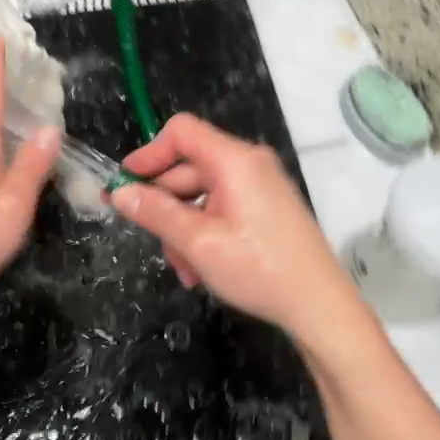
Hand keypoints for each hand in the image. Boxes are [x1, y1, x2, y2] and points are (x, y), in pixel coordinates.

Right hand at [111, 114, 355, 338]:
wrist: (320, 307)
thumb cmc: (259, 269)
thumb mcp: (198, 242)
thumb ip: (156, 213)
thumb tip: (120, 193)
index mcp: (234, 161)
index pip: (181, 132)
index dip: (149, 153)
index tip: (126, 183)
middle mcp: (249, 164)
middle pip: (188, 167)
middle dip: (164, 205)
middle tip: (148, 238)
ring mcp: (260, 186)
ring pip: (202, 194)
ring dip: (183, 227)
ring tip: (183, 268)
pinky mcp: (266, 208)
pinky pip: (222, 207)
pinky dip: (204, 231)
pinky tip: (199, 268)